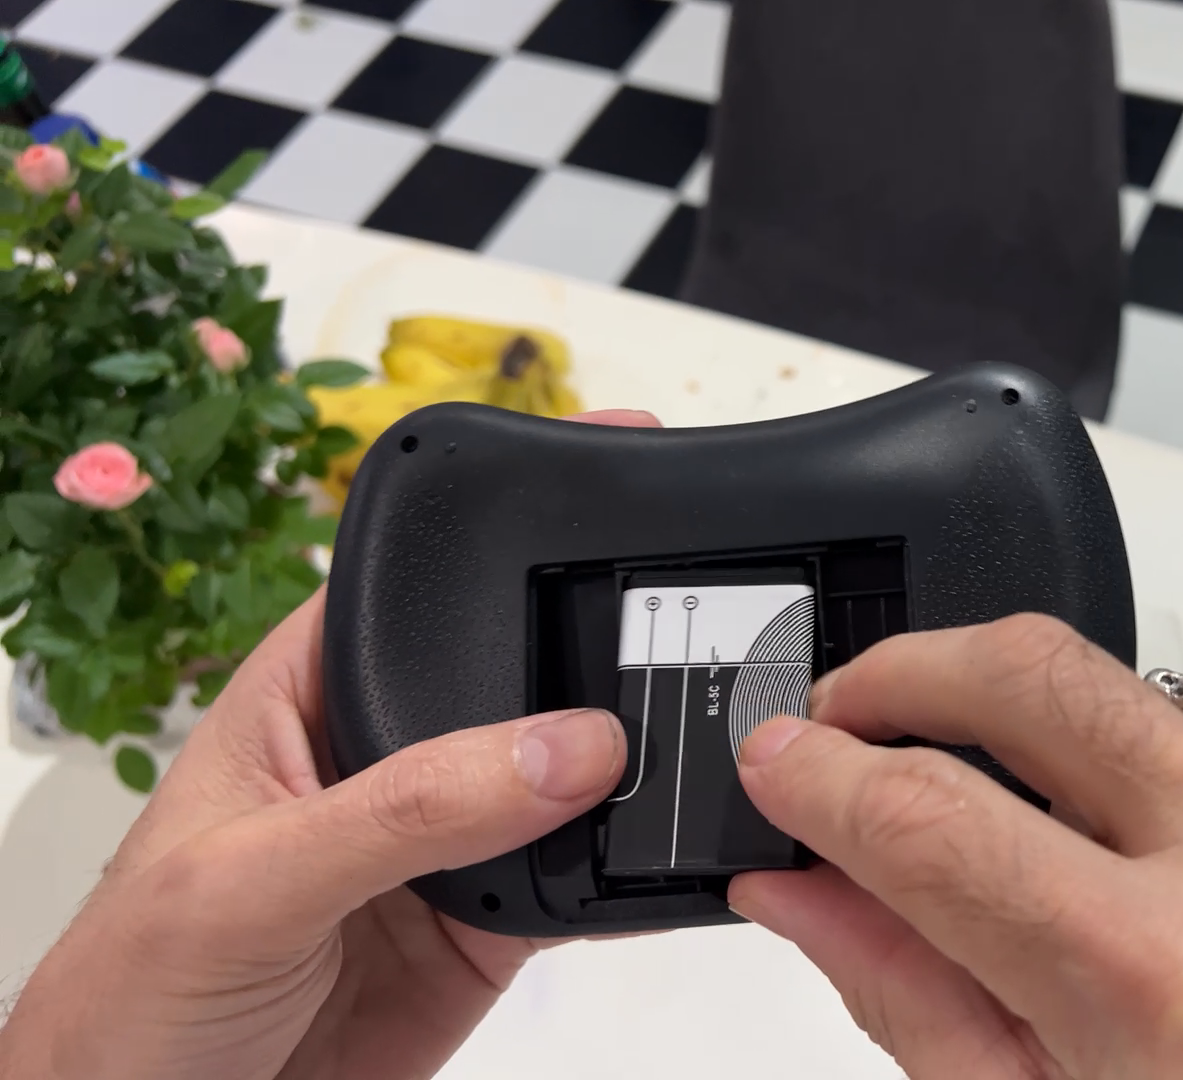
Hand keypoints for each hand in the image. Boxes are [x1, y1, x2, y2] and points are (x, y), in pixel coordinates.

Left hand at [0, 410, 659, 1079]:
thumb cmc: (131, 1009)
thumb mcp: (246, 883)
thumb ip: (408, 808)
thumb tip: (575, 745)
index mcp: (336, 681)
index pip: (445, 570)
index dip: (531, 509)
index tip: (625, 461)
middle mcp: (425, 731)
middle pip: (545, 653)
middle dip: (622, 626)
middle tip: (710, 599)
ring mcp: (482, 810)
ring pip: (591, 748)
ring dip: (652, 734)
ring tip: (726, 704)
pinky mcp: (522, 888)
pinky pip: (608, 842)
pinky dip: (655, 830)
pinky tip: (698, 809)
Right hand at [729, 615, 1182, 1078]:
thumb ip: (905, 988)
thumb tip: (799, 880)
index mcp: (1173, 993)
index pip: (930, 821)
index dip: (823, 775)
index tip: (780, 754)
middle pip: (1027, 669)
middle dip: (909, 668)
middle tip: (855, 706)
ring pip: (1117, 682)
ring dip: (1041, 730)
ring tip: (1040, 820)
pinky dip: (1157, 757)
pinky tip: (1174, 842)